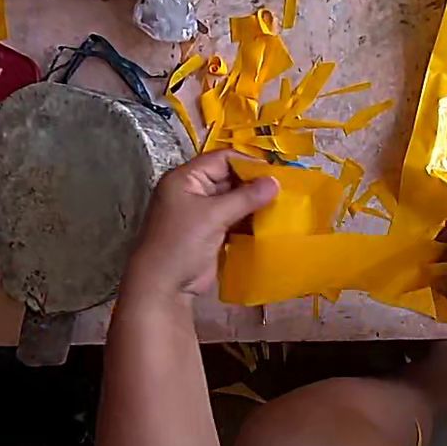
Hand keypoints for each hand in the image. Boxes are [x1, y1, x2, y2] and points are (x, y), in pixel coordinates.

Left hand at [125, 152, 275, 302]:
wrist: (164, 287)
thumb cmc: (182, 243)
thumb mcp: (214, 215)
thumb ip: (246, 197)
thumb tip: (276, 182)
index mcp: (186, 179)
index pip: (222, 158)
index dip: (248, 163)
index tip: (275, 173)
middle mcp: (193, 191)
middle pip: (229, 177)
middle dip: (254, 183)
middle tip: (283, 189)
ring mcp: (202, 212)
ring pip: (234, 198)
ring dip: (255, 202)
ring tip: (281, 205)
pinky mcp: (211, 231)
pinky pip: (234, 217)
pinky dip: (250, 218)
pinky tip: (269, 222)